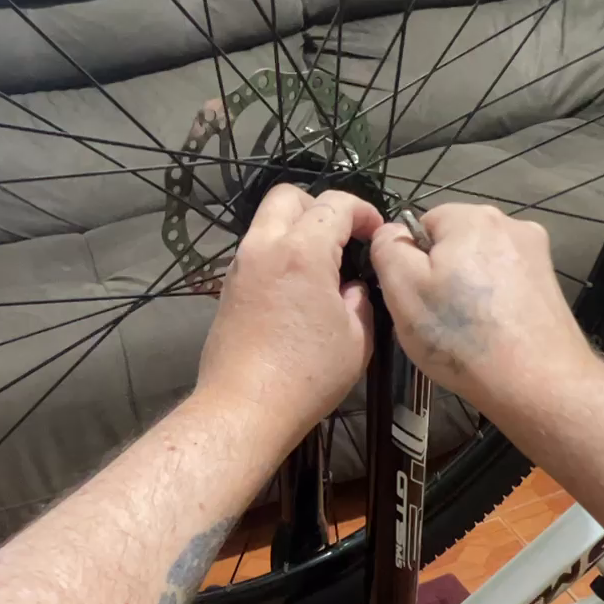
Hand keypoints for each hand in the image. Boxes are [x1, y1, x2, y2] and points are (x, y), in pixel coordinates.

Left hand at [195, 185, 381, 448]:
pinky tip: (296, 287)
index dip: (363, 211)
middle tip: (343, 238)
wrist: (245, 407)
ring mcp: (240, 266)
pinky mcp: (227, 287)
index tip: (376, 233)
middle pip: (288, 196)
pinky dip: (278, 252)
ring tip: (321, 264)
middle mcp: (264, 247)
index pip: (335, 204)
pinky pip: (256, 250)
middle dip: (321, 207)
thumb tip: (350, 287)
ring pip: (266, 221)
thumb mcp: (356, 338)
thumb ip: (360, 300)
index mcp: (302, 252)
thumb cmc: (307, 376)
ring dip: (296, 229)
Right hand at [368, 203, 598, 417]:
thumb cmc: (461, 336)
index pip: (422, 223)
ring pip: (478, 264)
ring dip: (465, 289)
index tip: (413, 296)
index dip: (409, 261)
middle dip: (439, 273)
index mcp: (472, 217)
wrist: (537, 383)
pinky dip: (491, 303)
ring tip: (464, 330)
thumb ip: (387, 248)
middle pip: (453, 242)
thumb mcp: (402, 290)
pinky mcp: (548, 284)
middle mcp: (510, 224)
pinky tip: (490, 333)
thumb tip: (390, 232)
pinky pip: (503, 284)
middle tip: (434, 317)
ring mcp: (536, 254)